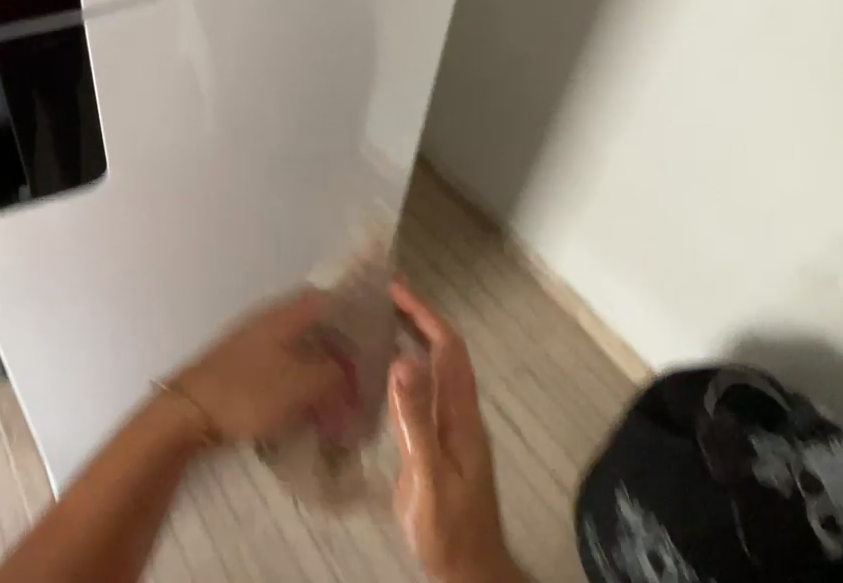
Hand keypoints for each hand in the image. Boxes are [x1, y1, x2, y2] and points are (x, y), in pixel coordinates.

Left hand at [169, 289, 350, 443]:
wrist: (189, 410)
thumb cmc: (247, 392)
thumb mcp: (301, 385)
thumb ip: (333, 374)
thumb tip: (351, 373)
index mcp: (284, 315)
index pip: (327, 300)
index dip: (353, 316)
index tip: (374, 342)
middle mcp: (270, 321)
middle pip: (316, 328)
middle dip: (340, 354)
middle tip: (359, 382)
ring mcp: (254, 343)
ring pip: (300, 351)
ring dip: (321, 374)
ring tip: (338, 403)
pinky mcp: (244, 368)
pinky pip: (284, 370)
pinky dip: (301, 385)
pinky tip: (309, 409)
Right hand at [388, 280, 520, 582]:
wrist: (467, 570)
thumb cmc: (448, 526)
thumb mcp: (428, 472)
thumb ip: (415, 418)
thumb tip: (402, 358)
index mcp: (461, 415)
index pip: (447, 349)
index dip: (424, 313)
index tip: (393, 288)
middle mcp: (459, 412)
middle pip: (444, 351)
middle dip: (417, 316)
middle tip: (379, 293)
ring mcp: (449, 427)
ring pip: (433, 368)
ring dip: (410, 336)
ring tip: (375, 316)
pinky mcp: (436, 441)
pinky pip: (422, 388)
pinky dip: (402, 365)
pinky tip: (378, 367)